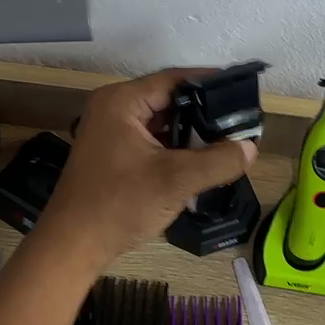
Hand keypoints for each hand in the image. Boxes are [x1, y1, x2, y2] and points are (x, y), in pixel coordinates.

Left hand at [37, 68, 258, 269]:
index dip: (211, 84)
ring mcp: (110, 132)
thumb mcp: (176, 180)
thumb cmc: (119, 204)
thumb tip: (251, 147)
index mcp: (121, 101)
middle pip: (168, 100)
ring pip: (161, 123)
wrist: (73, 245)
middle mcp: (112, 108)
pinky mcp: (112, 154)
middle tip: (239, 123)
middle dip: (204, 113)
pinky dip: (175, 149)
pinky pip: (151, 141)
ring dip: (190, 134)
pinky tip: (199, 162)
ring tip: (226, 142)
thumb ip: (218, 161)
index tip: (242, 93)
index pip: (174, 80)